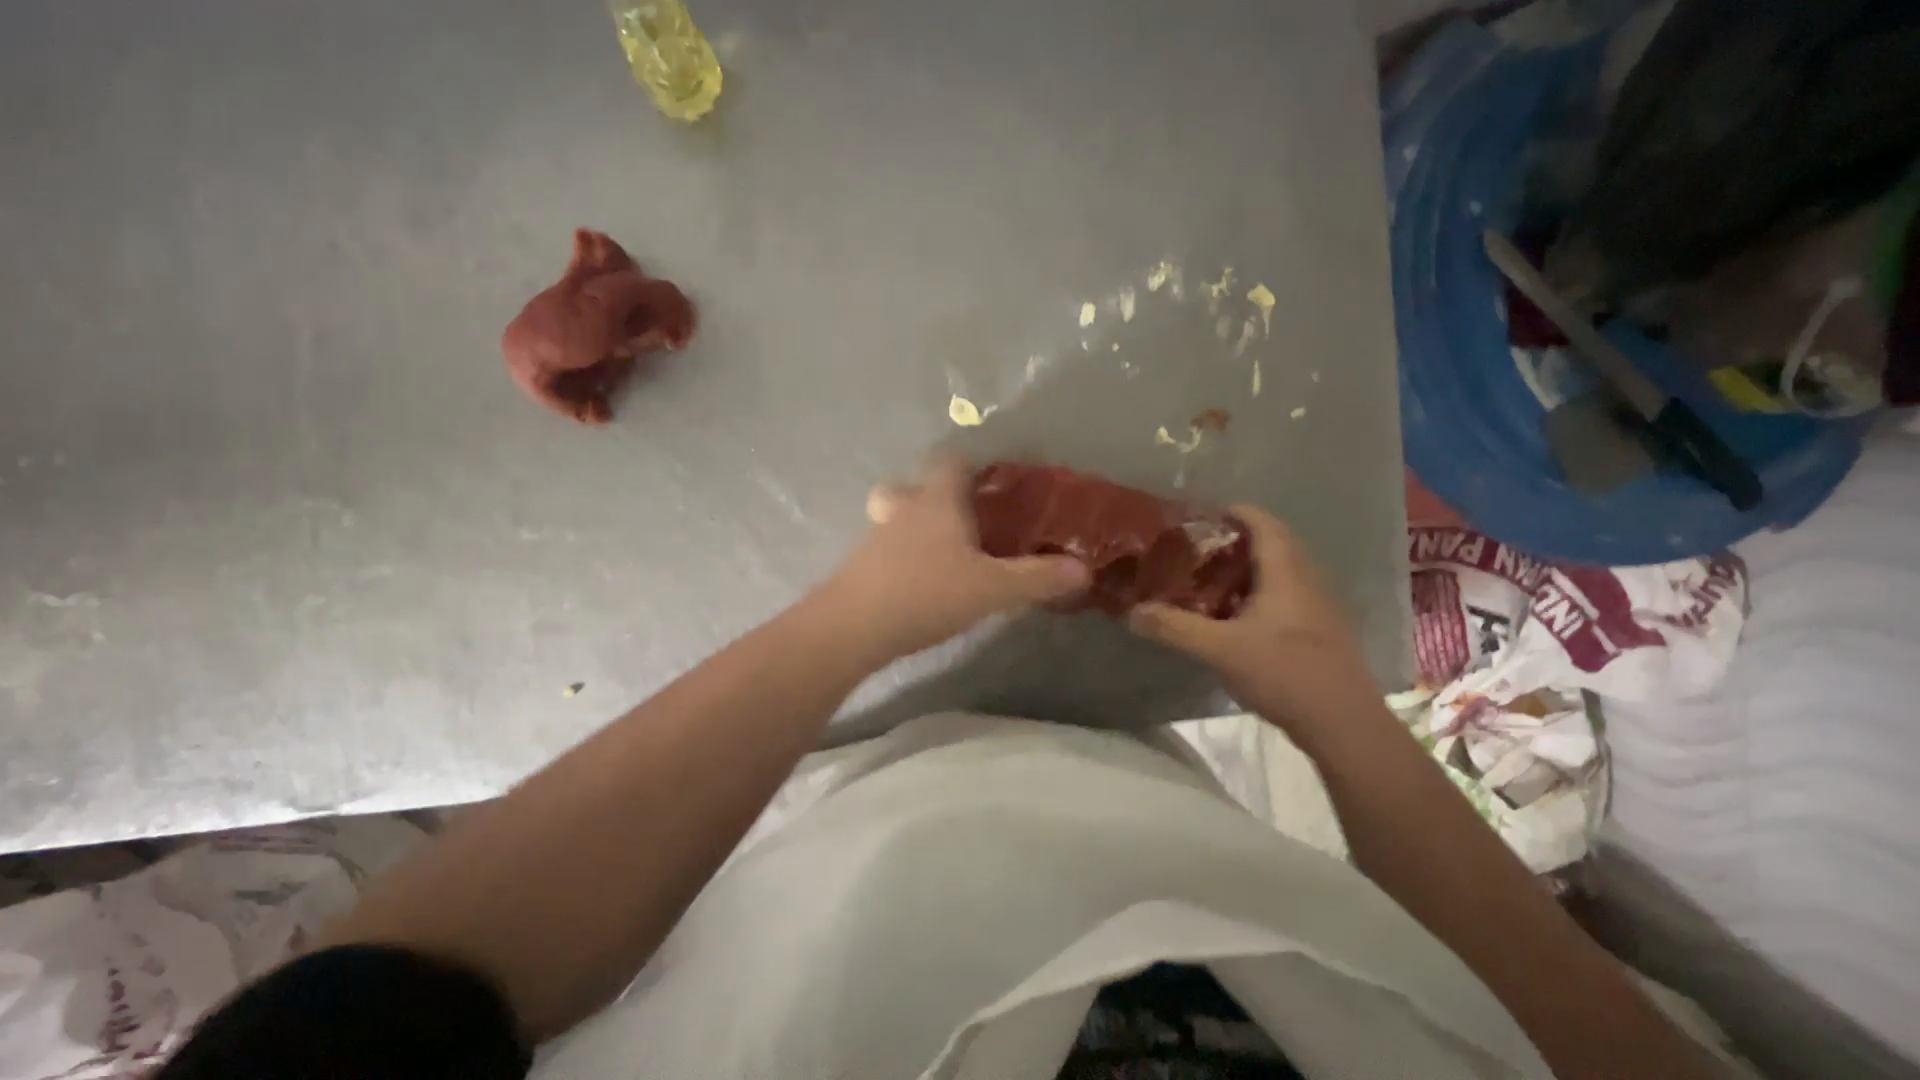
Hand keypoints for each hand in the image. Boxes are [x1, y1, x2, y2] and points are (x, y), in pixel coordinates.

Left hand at [819, 455, 1090, 660]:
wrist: (851, 628)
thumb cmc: (925, 594)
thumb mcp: (992, 589)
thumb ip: (1038, 578)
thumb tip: (1084, 568)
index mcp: (937, 501)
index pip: (954, 461)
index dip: (975, 465)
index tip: (998, 483)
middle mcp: (904, 510)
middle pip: (917, 487)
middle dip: (939, 497)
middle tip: (968, 522)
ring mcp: (877, 539)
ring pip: (898, 519)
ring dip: (920, 530)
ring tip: (948, 558)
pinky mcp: (861, 568)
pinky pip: (888, 552)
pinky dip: (906, 560)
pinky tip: (923, 588)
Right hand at [1127, 505, 1378, 730]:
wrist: (1343, 722)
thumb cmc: (1283, 672)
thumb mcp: (1219, 650)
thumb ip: (1174, 628)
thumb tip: (1132, 612)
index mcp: (1285, 571)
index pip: (1262, 522)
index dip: (1233, 512)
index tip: (1199, 517)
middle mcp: (1307, 579)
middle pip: (1273, 544)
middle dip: (1236, 542)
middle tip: (1198, 552)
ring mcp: (1320, 606)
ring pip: (1282, 573)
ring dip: (1250, 571)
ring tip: (1212, 584)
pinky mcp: (1322, 632)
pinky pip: (1289, 597)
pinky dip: (1262, 596)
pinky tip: (1239, 621)